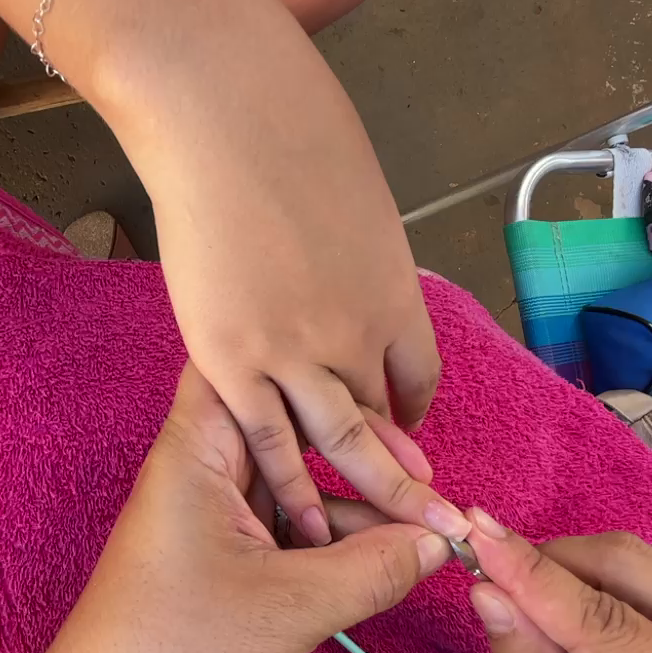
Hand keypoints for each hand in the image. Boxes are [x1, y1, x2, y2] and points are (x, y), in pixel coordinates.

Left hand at [26, 363, 452, 652]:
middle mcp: (207, 461)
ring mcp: (218, 500)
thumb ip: (373, 571)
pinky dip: (332, 534)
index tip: (367, 370)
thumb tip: (439, 541)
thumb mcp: (288, 608)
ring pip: (296, 475)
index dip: (300, 360)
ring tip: (421, 528)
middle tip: (423, 473)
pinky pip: (290, 515)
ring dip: (353, 500)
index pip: (242, 364)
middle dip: (357, 446)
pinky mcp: (228, 538)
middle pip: (288, 425)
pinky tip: (381, 556)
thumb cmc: (174, 644)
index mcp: (200, 448)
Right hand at [154, 161, 459, 548]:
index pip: (415, 372)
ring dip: (358, 492)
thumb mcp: (355, 199)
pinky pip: (269, 438)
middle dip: (404, 474)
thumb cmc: (293, 132)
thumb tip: (350, 280)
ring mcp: (293, 349)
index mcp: (392, 290)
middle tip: (426, 522)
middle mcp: (355, 332)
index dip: (410, 410)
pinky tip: (296, 520)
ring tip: (369, 538)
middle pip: (383, 417)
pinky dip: (288, 484)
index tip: (401, 426)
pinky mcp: (231, 359)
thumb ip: (360, 259)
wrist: (224, 114)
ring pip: (336, 440)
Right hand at [461, 515, 651, 652]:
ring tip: (544, 626)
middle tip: (499, 587)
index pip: (611, 625)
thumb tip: (489, 594)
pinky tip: (584, 631)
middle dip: (551, 564)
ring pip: (638, 563)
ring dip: (572, 574)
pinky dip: (597, 586)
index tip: (473, 534)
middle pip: (631, 566)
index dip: (535, 577)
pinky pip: (651, 577)